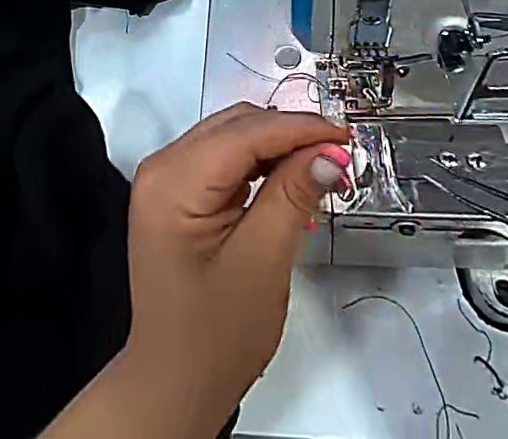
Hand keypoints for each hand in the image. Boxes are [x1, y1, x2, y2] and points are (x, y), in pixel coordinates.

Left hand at [40, 104, 351, 438]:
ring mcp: (167, 178)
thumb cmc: (215, 334)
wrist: (176, 383)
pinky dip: (261, 159)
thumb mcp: (262, 262)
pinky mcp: (178, 191)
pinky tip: (289, 176)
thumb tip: (328, 151)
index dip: (299, 129)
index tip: (344, 137)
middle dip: (290, 133)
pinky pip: (226, 155)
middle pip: (237, 125)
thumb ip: (293, 195)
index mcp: (172, 183)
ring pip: (234, 134)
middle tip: (337, 154)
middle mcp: (162, 168)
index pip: (246, 133)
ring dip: (278, 144)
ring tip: (320, 165)